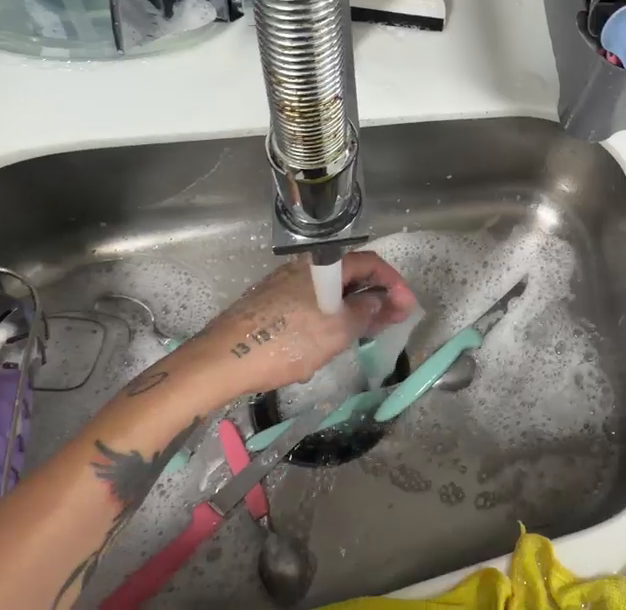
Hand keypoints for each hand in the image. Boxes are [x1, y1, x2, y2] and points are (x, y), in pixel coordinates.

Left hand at [158, 252, 417, 406]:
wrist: (218, 362)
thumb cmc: (285, 343)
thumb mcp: (337, 331)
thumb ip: (365, 313)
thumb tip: (377, 302)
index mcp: (323, 267)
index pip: (371, 263)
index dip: (393, 283)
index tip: (406, 306)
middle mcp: (303, 269)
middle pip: (349, 276)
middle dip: (374, 298)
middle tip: (391, 320)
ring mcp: (282, 286)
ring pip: (328, 293)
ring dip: (351, 310)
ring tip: (364, 334)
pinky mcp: (266, 306)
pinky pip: (308, 306)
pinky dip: (327, 318)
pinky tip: (327, 342)